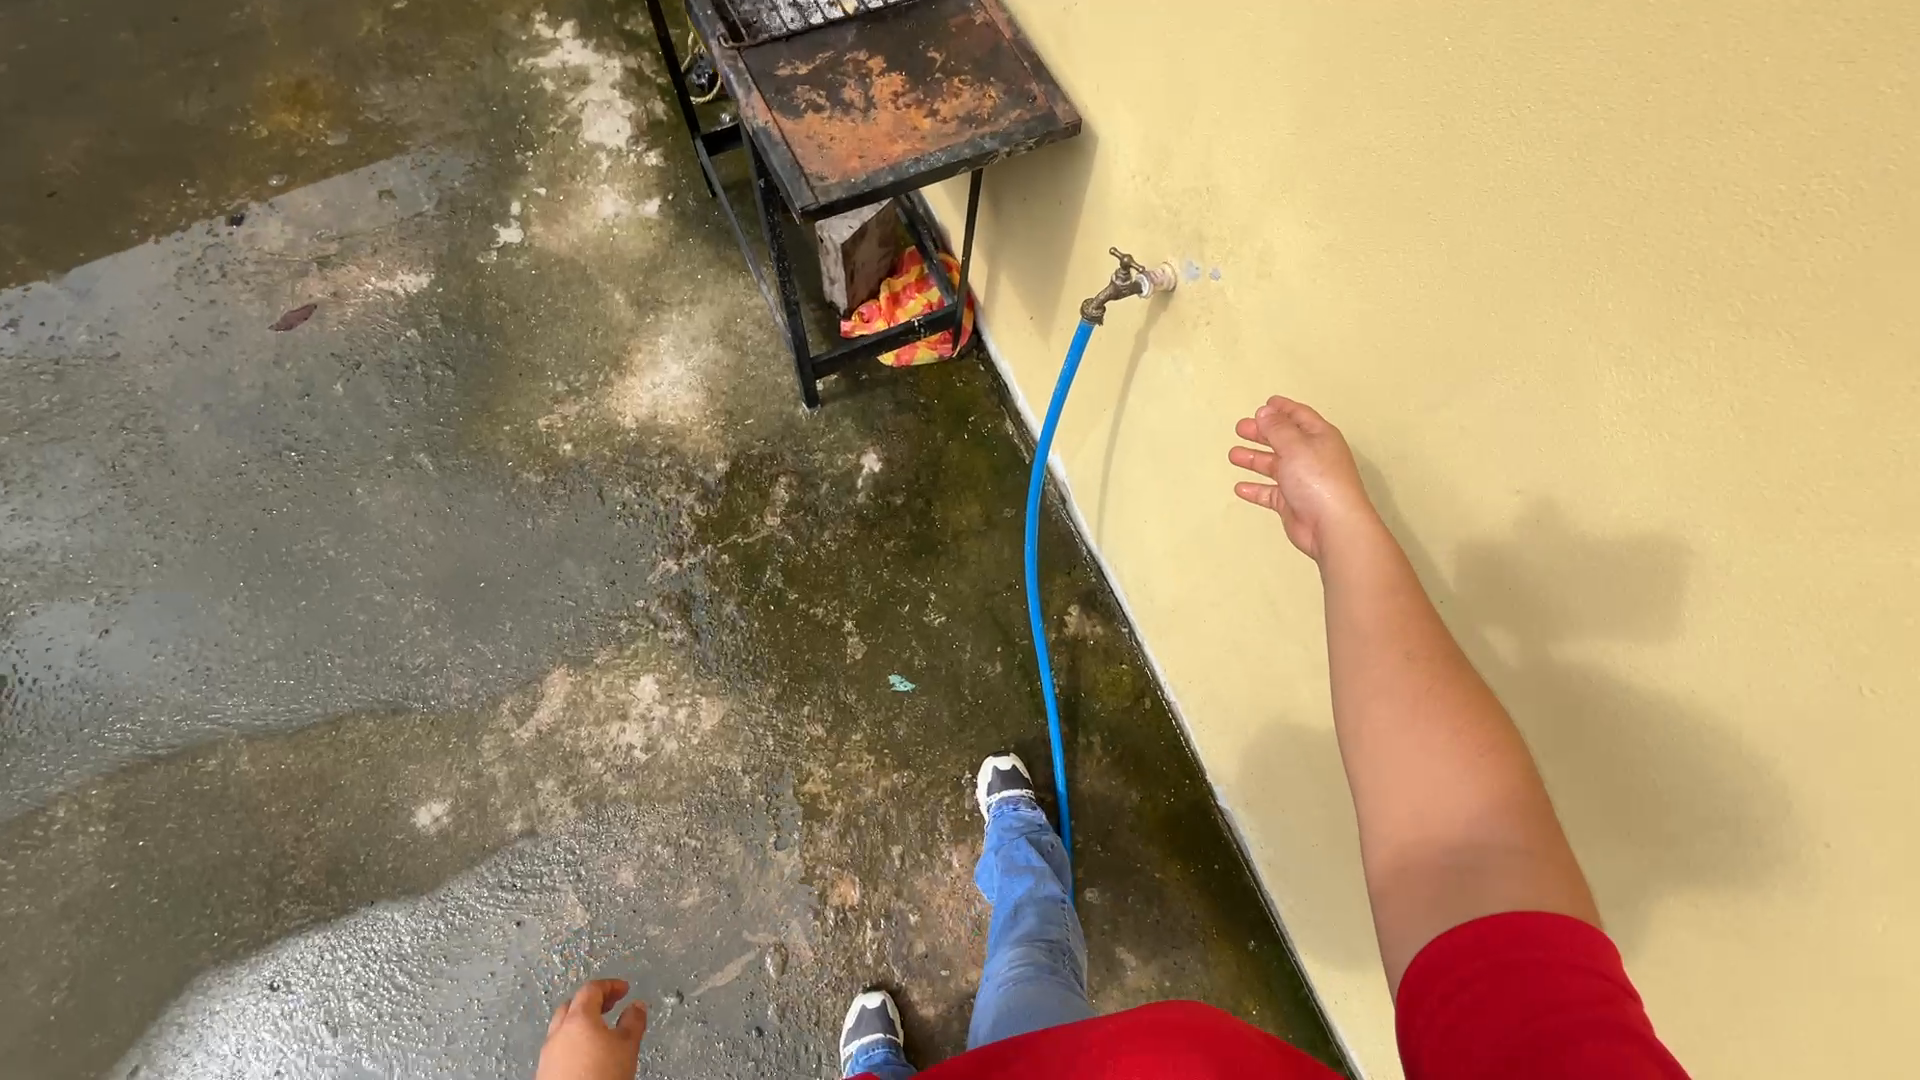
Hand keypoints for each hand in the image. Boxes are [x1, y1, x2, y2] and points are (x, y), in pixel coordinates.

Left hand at [534, 980, 647, 1079]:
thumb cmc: (599, 1078)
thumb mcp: (628, 1045)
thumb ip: (634, 1020)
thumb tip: (637, 1007)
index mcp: (578, 1019)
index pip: (591, 989)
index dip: (610, 985)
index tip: (623, 989)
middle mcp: (558, 1034)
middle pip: (572, 1005)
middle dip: (592, 1001)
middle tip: (611, 1003)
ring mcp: (548, 1056)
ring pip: (562, 1028)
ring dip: (581, 1023)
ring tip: (601, 1031)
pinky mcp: (545, 1075)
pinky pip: (558, 1050)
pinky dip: (573, 1043)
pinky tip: (586, 1056)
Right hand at [1228, 396, 1378, 561]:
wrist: (1331, 525)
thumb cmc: (1321, 482)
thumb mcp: (1296, 446)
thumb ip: (1277, 428)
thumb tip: (1265, 412)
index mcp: (1319, 437)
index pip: (1299, 416)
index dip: (1282, 409)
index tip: (1266, 404)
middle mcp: (1311, 457)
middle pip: (1283, 440)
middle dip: (1262, 433)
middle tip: (1241, 428)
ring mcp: (1301, 481)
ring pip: (1273, 465)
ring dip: (1253, 459)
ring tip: (1234, 455)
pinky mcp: (1291, 503)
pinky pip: (1269, 492)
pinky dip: (1255, 489)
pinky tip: (1241, 487)